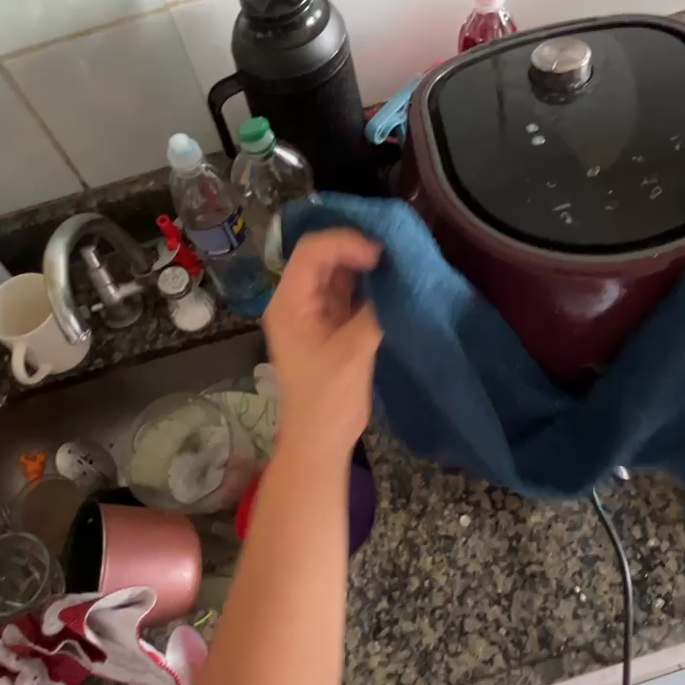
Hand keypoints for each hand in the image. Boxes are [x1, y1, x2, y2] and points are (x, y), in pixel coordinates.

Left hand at [263, 230, 382, 460]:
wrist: (319, 441)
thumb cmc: (329, 400)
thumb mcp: (354, 352)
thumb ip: (373, 312)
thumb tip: (396, 284)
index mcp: (288, 303)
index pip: (311, 252)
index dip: (345, 243)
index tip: (379, 254)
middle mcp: (295, 302)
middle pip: (321, 258)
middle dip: (355, 250)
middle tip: (393, 253)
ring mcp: (311, 314)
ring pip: (335, 274)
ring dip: (362, 267)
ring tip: (395, 264)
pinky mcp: (327, 326)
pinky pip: (344, 294)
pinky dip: (365, 287)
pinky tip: (389, 285)